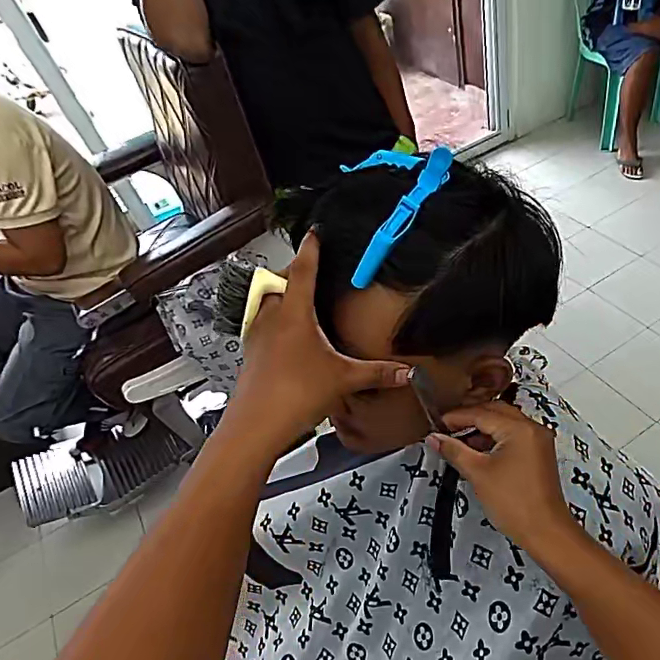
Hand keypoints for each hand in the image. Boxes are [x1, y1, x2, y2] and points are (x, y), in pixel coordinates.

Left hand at [229, 234, 411, 445]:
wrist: (257, 424)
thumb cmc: (293, 394)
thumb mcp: (345, 379)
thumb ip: (379, 372)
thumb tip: (406, 372)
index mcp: (294, 314)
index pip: (302, 270)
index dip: (311, 250)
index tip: (315, 234)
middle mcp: (270, 318)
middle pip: (279, 281)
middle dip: (294, 271)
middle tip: (310, 268)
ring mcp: (257, 335)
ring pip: (265, 301)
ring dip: (280, 294)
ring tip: (300, 299)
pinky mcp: (252, 353)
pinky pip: (261, 324)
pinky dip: (274, 319)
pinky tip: (290, 337)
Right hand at [427, 401, 574, 552]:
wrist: (544, 530)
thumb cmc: (514, 503)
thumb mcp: (478, 473)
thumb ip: (454, 451)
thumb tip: (435, 438)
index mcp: (520, 429)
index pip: (482, 412)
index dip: (457, 417)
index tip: (438, 423)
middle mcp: (533, 428)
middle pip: (496, 412)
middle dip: (470, 418)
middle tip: (447, 429)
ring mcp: (539, 440)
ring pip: (506, 423)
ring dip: (483, 429)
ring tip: (459, 441)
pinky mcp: (540, 453)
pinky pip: (515, 436)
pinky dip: (496, 439)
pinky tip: (478, 451)